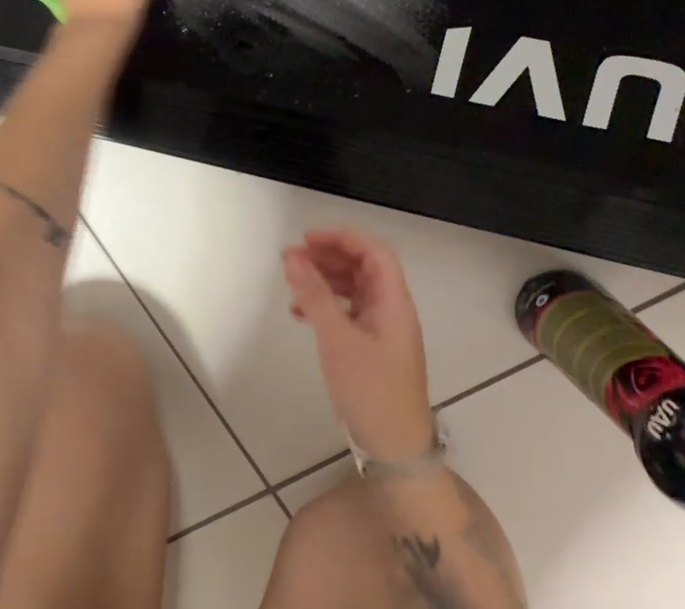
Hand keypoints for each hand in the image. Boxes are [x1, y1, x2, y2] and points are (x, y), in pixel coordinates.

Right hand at [283, 230, 435, 461]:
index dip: (342, 238)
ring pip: (353, 288)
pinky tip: (300, 313)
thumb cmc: (370, 389)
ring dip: (323, 279)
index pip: (374, 252)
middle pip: (362, 266)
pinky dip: (324, 304)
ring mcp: (382, 329)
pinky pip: (347, 311)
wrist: (394, 446)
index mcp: (394, 302)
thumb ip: (315, 296)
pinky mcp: (370, 347)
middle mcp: (391, 309)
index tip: (306, 240)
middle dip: (327, 256)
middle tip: (290, 258)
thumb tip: (293, 258)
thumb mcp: (338, 340)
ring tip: (290, 281)